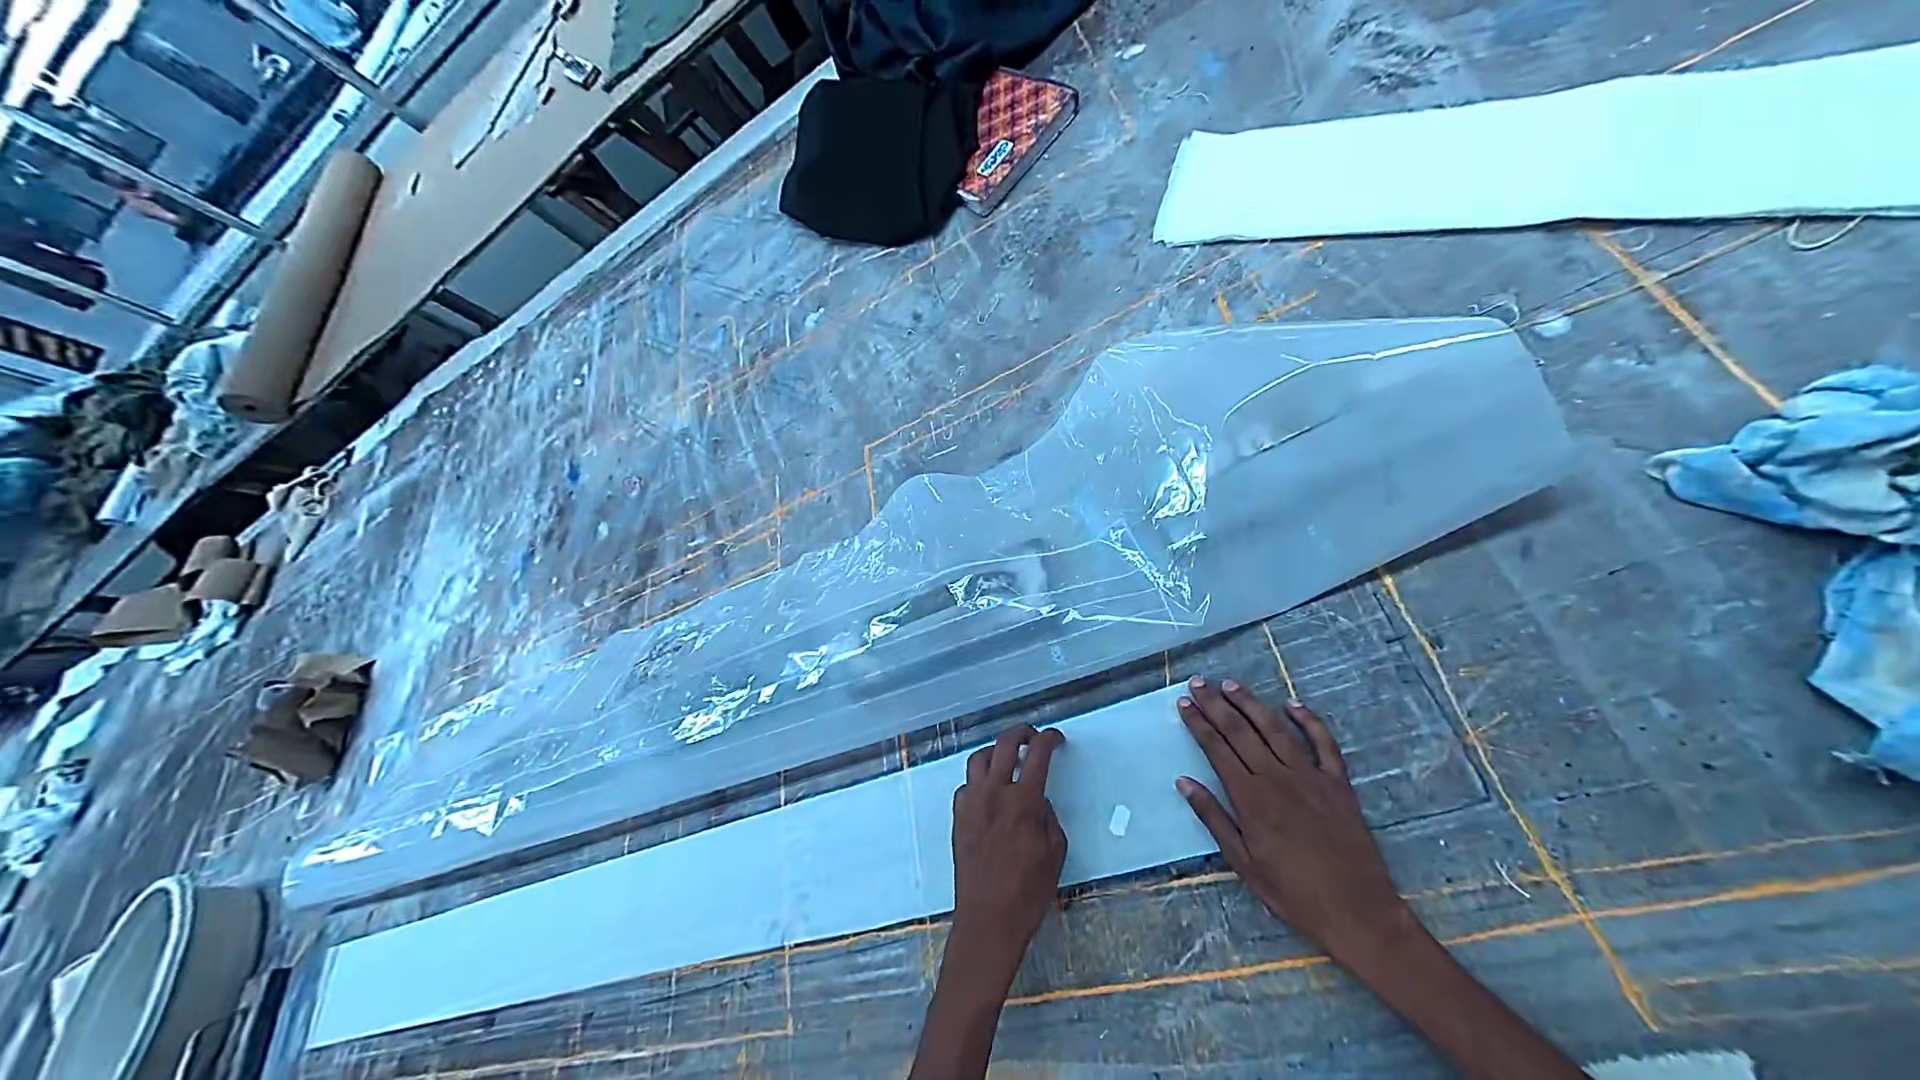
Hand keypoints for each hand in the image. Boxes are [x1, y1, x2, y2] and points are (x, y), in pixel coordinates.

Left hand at [950, 724, 1067, 973]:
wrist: (988, 919)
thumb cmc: (1029, 891)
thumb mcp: (1055, 853)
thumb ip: (1048, 818)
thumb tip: (1039, 801)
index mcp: (1023, 801)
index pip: (1038, 755)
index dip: (1049, 739)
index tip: (1056, 738)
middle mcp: (994, 794)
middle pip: (1004, 745)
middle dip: (1021, 733)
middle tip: (1032, 737)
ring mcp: (971, 804)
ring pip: (979, 759)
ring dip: (996, 752)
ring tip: (1008, 759)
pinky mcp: (957, 817)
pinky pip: (966, 785)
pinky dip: (979, 780)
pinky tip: (989, 792)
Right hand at [1174, 677, 1414, 964]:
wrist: (1358, 912)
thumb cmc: (1293, 893)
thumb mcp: (1243, 862)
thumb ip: (1214, 818)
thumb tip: (1184, 782)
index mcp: (1251, 798)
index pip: (1217, 749)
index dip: (1199, 723)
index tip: (1184, 703)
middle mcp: (1278, 778)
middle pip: (1241, 731)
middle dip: (1216, 705)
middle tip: (1199, 683)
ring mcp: (1312, 777)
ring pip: (1276, 729)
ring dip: (1251, 704)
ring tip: (1231, 685)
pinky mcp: (1339, 784)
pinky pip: (1324, 744)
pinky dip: (1309, 721)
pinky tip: (1293, 704)